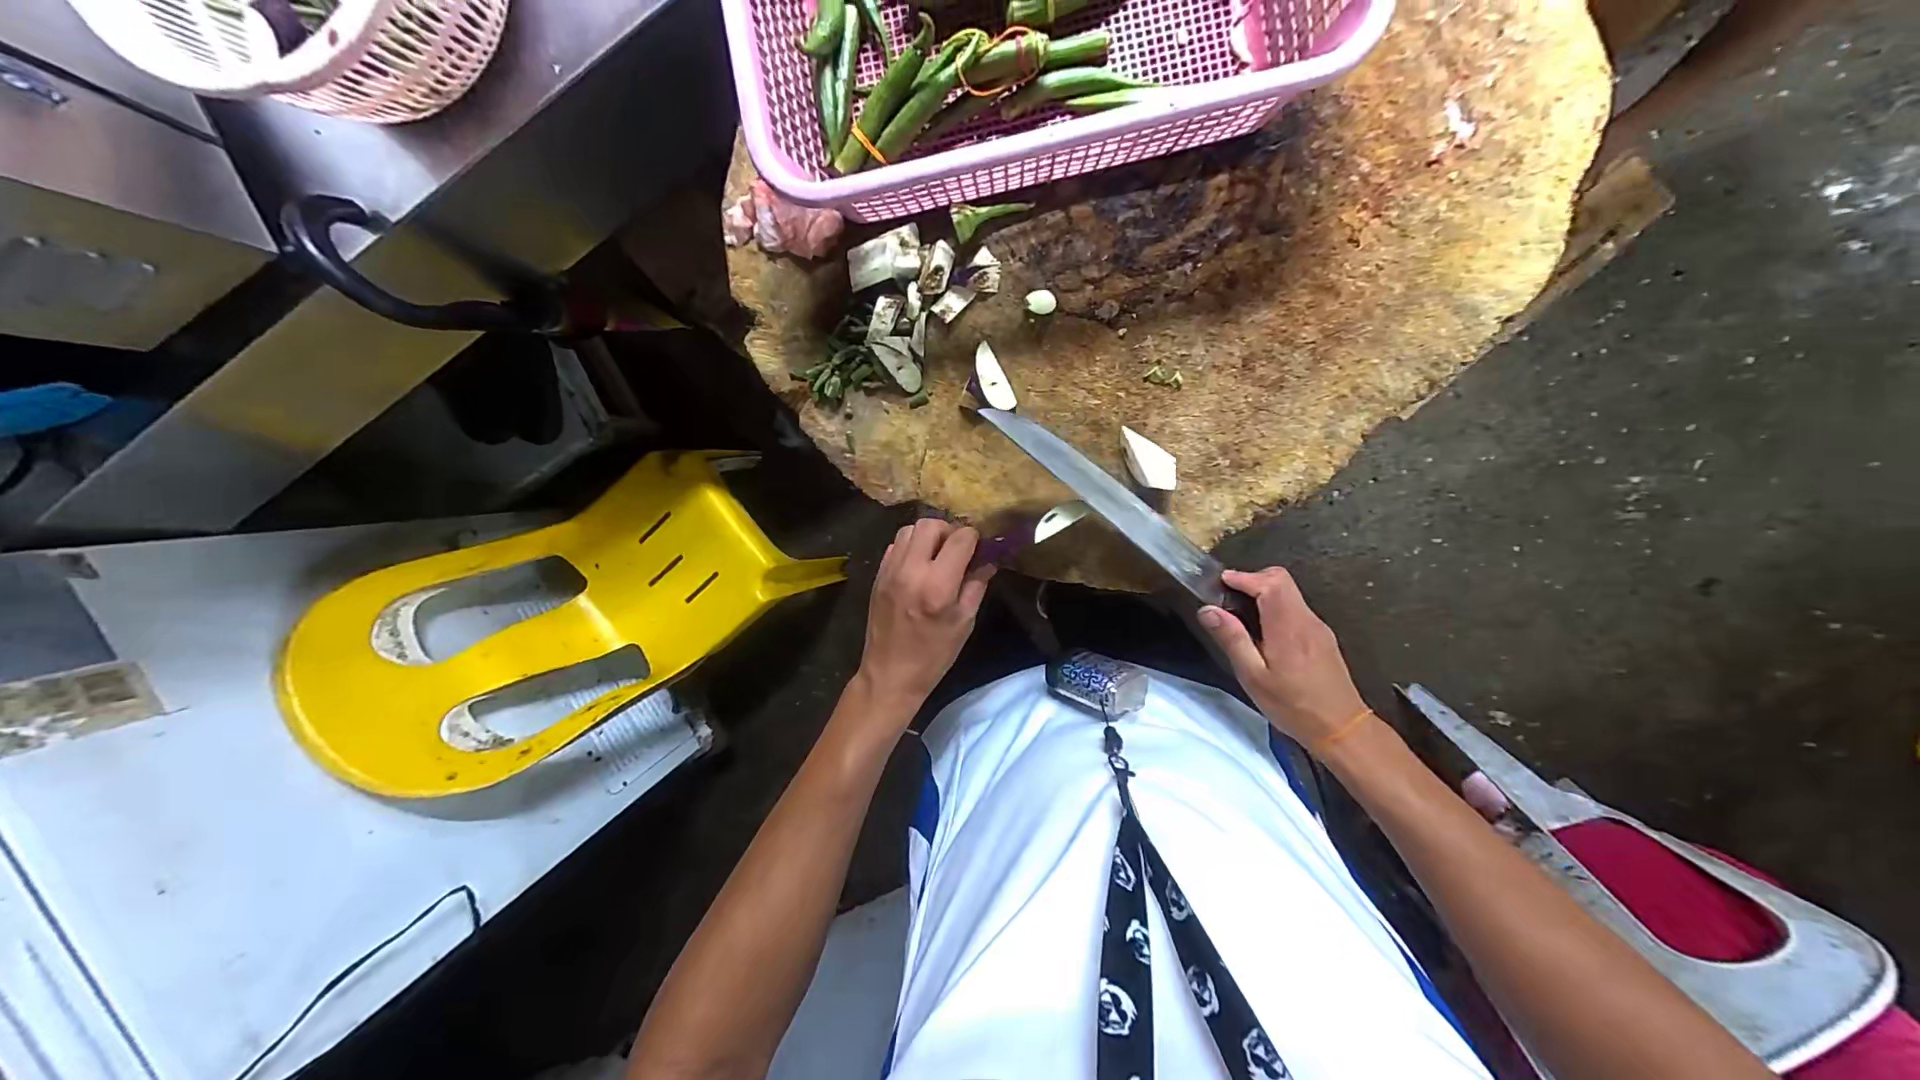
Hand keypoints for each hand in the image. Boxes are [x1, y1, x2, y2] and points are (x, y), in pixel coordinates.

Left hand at [854, 518, 994, 712]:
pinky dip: (910, 547)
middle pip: (930, 524)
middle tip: (958, 550)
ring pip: (909, 530)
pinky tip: (919, 566)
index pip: (960, 538)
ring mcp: (890, 570)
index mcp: (937, 584)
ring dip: (928, 536)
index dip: (975, 539)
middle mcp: (911, 570)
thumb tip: (988, 560)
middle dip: (949, 531)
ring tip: (938, 556)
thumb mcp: (964, 621)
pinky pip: (895, 545)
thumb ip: (977, 585)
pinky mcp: (878, 575)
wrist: (890, 674)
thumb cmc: (934, 654)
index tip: (980, 550)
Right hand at [1198, 567, 1368, 746]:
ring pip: (1290, 594)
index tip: (1222, 582)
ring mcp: (1318, 628)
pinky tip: (1264, 634)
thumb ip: (1232, 639)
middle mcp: (1307, 620)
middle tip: (1230, 598)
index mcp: (1289, 627)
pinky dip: (1276, 609)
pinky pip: (1296, 610)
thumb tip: (1209, 611)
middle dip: (1253, 580)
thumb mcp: (1253, 676)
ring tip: (1242, 618)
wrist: (1341, 729)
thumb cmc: (1293, 706)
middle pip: (1282, 580)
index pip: (1270, 582)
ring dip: (1264, 595)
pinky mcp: (1323, 638)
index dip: (1243, 577)